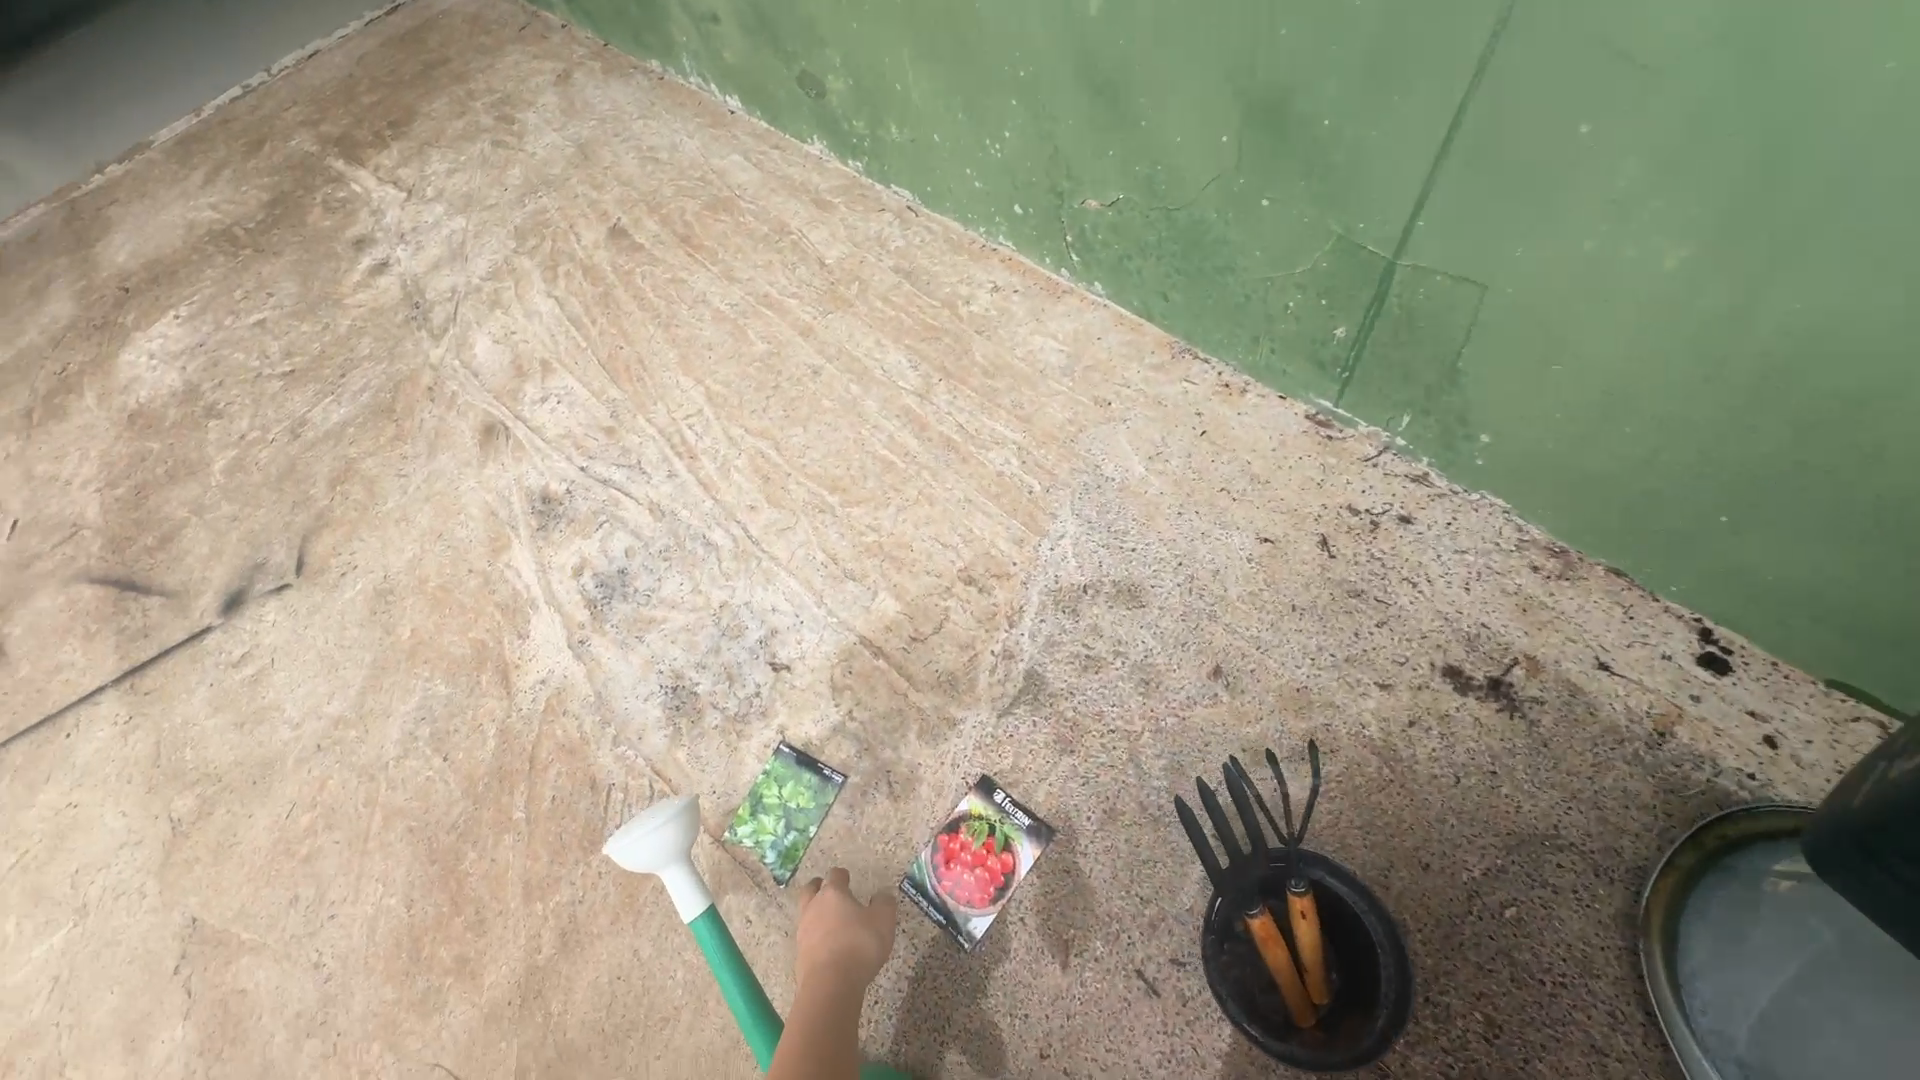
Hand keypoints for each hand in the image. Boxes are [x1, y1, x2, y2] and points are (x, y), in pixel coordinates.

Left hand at [793, 867, 896, 994]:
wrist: (830, 984)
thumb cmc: (859, 944)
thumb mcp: (883, 921)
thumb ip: (884, 903)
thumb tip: (883, 894)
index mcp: (833, 894)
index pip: (834, 876)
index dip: (841, 875)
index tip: (847, 877)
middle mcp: (814, 908)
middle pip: (810, 890)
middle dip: (818, 888)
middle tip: (828, 891)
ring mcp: (803, 932)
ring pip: (806, 914)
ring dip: (815, 913)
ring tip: (829, 921)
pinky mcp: (800, 955)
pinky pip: (807, 938)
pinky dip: (815, 938)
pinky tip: (827, 946)